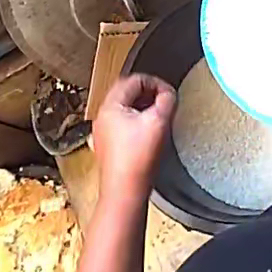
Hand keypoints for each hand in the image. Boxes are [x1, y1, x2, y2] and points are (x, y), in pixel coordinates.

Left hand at [91, 73, 174, 198]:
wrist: (125, 191)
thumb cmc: (136, 160)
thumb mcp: (159, 121)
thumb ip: (167, 99)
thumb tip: (168, 94)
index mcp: (110, 107)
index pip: (133, 80)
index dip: (155, 82)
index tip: (168, 92)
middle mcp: (103, 118)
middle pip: (128, 92)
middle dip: (150, 93)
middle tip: (165, 101)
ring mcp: (104, 132)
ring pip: (126, 108)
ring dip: (145, 107)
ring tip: (160, 115)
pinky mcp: (110, 145)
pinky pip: (124, 124)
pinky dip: (139, 121)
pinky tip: (150, 132)